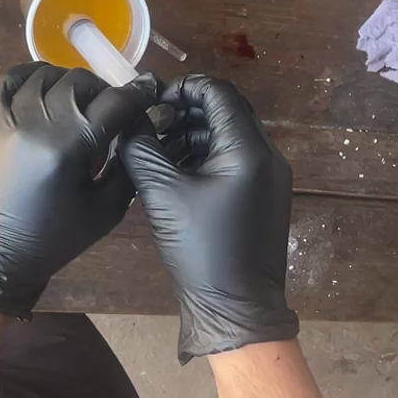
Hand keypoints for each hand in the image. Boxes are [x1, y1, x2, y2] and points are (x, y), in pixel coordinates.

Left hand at [0, 63, 155, 317]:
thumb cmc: (55, 238)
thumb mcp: (107, 209)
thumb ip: (128, 162)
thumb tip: (142, 124)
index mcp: (69, 146)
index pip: (114, 101)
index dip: (138, 94)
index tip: (148, 91)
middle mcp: (36, 121)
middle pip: (81, 82)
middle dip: (103, 92)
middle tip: (109, 111)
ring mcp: (7, 115)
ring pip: (48, 74)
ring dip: (70, 84)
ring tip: (76, 105)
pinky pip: (12, 77)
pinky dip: (34, 76)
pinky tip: (45, 91)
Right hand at [120, 74, 299, 361]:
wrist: (236, 309)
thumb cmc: (200, 249)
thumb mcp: (162, 194)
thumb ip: (142, 149)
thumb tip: (129, 121)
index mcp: (248, 150)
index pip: (219, 93)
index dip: (184, 88)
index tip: (153, 100)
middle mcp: (267, 157)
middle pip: (226, 112)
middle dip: (186, 112)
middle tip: (152, 124)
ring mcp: (268, 179)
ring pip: (228, 136)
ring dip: (192, 134)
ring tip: (156, 150)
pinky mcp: (261, 197)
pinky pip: (233, 160)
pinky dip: (204, 156)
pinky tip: (174, 171)